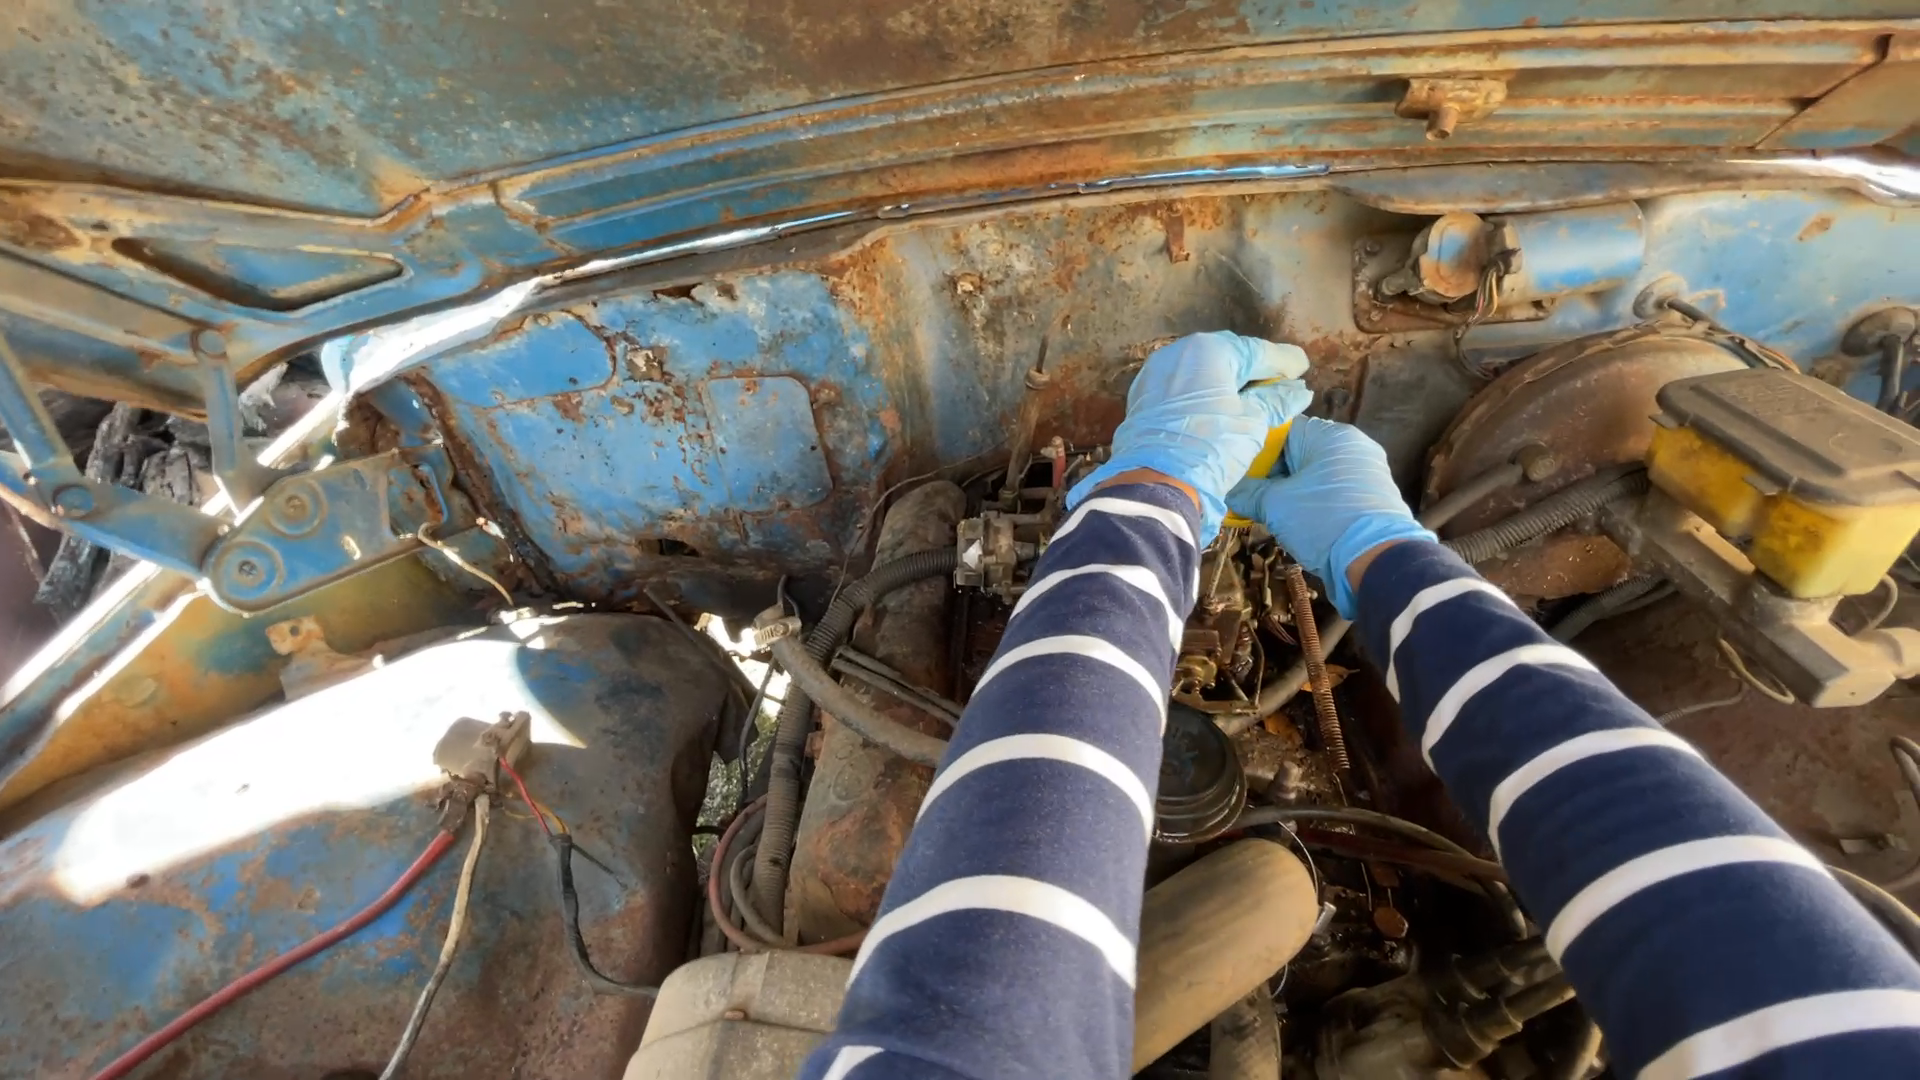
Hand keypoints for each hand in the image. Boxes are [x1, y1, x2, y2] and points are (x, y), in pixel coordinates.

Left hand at [1069, 332, 1311, 541]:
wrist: (1156, 481)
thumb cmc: (1211, 446)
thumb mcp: (1252, 422)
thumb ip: (1276, 400)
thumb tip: (1298, 390)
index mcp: (1208, 350)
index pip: (1256, 352)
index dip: (1282, 361)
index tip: (1300, 369)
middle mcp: (1177, 353)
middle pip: (1226, 356)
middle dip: (1252, 368)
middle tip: (1276, 381)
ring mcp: (1154, 374)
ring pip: (1200, 371)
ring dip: (1225, 380)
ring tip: (1249, 395)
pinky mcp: (1142, 398)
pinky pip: (1181, 387)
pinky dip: (1201, 392)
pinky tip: (1216, 405)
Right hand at [1225, 416, 1435, 617]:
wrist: (1375, 560)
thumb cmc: (1321, 519)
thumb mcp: (1275, 504)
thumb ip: (1247, 493)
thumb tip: (1229, 493)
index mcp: (1331, 436)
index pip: (1282, 429)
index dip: (1254, 448)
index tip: (1235, 469)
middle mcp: (1352, 447)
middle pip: (1297, 452)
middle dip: (1269, 474)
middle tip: (1245, 494)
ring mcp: (1364, 473)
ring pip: (1311, 475)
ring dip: (1286, 491)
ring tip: (1263, 510)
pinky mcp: (1368, 498)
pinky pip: (1327, 492)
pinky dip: (1307, 502)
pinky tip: (1289, 520)